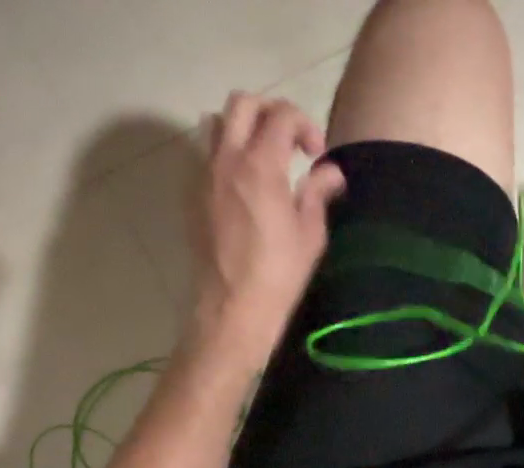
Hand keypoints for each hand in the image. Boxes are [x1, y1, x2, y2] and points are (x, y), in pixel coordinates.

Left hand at [190, 93, 346, 345]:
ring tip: (265, 159)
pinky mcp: (194, 196)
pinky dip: (229, 155)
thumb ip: (318, 193)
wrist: (233, 308)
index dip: (305, 124)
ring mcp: (205, 176)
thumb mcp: (310, 234)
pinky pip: (208, 156)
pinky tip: (246, 186)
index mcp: (261, 166)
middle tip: (290, 142)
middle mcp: (227, 161)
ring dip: (245, 129)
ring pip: (219, 124)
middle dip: (271, 112)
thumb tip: (329, 172)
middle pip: (243, 104)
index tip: (316, 154)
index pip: (281, 115)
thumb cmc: (279, 274)